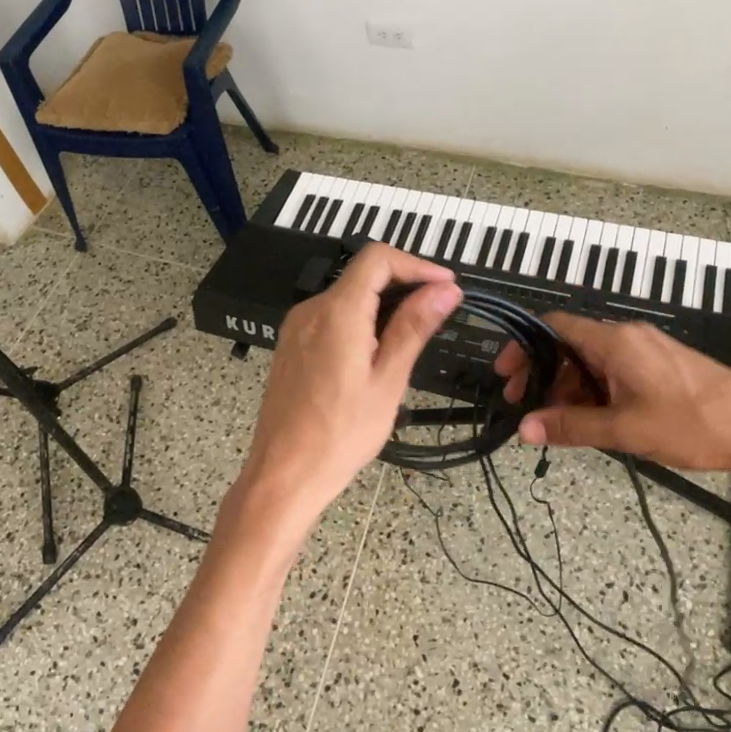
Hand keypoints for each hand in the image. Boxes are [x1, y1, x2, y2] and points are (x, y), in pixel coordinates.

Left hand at [240, 243, 460, 524]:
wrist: (284, 473)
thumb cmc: (339, 434)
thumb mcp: (388, 380)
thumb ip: (414, 326)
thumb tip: (445, 290)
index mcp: (337, 312)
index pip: (378, 258)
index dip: (417, 264)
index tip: (446, 285)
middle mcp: (311, 310)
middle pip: (363, 275)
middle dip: (404, 285)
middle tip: (437, 313)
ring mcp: (297, 327)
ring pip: (348, 296)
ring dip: (382, 305)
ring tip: (410, 339)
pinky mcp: (291, 344)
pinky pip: (331, 317)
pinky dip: (359, 321)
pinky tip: (376, 354)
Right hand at [498, 313, 730, 475]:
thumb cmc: (692, 424)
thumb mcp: (625, 430)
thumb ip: (572, 427)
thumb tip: (523, 430)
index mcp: (615, 341)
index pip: (554, 326)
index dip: (524, 347)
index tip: (506, 376)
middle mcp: (628, 335)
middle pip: (570, 344)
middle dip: (544, 374)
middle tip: (527, 408)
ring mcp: (648, 349)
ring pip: (593, 360)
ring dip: (570, 387)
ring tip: (561, 422)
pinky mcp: (663, 365)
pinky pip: (615, 369)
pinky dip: (596, 389)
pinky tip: (597, 419)